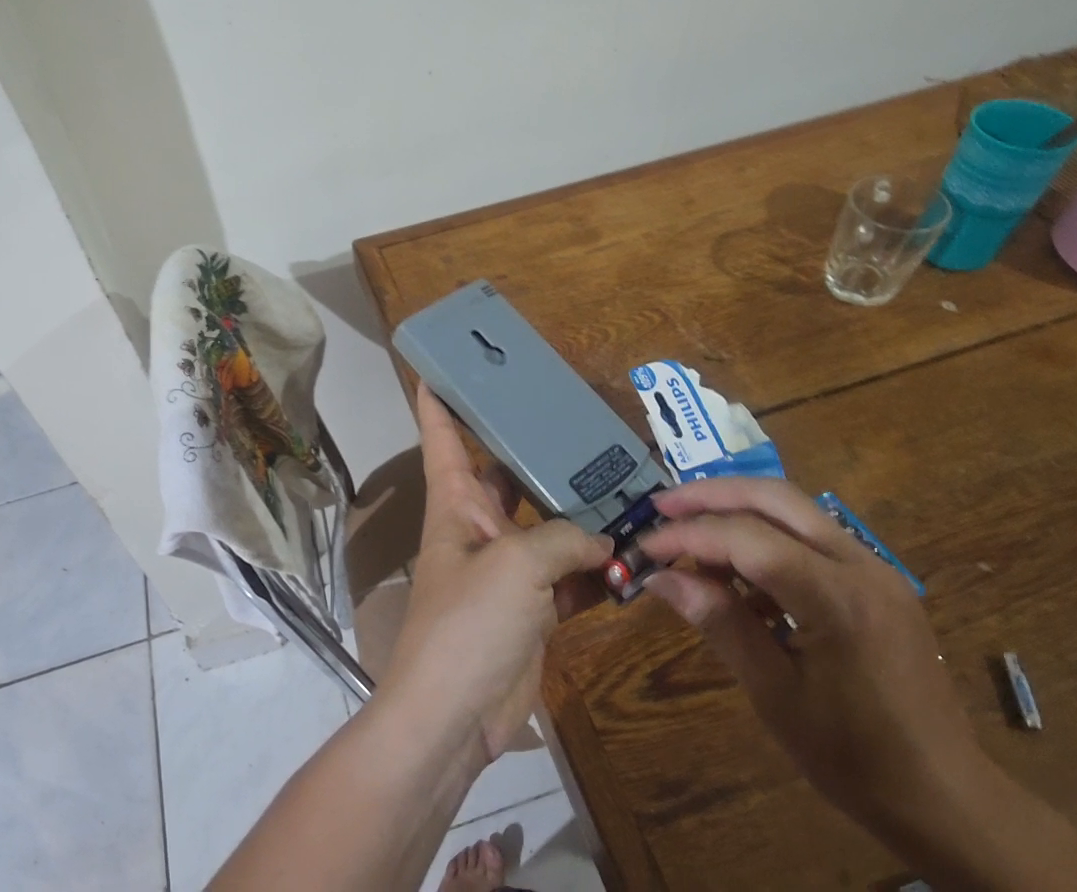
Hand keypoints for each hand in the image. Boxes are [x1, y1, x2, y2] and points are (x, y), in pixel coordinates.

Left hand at [378, 385, 613, 761]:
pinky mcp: (534, 610)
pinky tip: (638, 551)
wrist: (454, 714)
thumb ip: (563, 538)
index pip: (441, 437)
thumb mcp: (516, 565)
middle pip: (507, 474)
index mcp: (454, 505)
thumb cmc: (469, 623)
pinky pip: (571, 577)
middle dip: (538, 449)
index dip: (439, 399)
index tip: (443, 362)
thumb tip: (602, 537)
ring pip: (549, 526)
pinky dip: (600, 568)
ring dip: (583, 510)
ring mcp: (508, 571)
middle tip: (587, 419)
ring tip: (631, 479)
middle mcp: (479, 529)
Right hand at [636, 479, 988, 841]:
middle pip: (776, 499)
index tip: (643, 548)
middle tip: (660, 507)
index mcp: (837, 598)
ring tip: (690, 537)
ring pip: (796, 512)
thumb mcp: (774, 693)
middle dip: (712, 496)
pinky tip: (739, 576)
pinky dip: (768, 541)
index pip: (747, 539)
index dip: (688, 536)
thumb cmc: (851, 755)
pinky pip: (813, 541)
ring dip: (739, 512)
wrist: (943, 794)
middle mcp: (861, 566)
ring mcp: (876, 570)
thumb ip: (720, 622)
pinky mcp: (878, 583)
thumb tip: (660, 578)